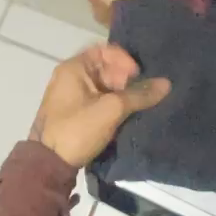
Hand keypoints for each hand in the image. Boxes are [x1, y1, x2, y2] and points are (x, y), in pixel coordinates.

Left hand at [30, 44, 171, 166]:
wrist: (49, 164)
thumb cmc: (77, 129)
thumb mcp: (111, 110)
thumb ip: (139, 95)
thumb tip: (166, 84)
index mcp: (73, 68)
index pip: (105, 51)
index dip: (125, 60)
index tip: (138, 77)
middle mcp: (71, 77)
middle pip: (106, 68)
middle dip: (127, 79)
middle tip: (143, 94)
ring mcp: (72, 97)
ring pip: (104, 87)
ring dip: (123, 95)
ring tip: (141, 105)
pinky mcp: (76, 114)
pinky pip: (99, 102)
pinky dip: (114, 106)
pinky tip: (129, 116)